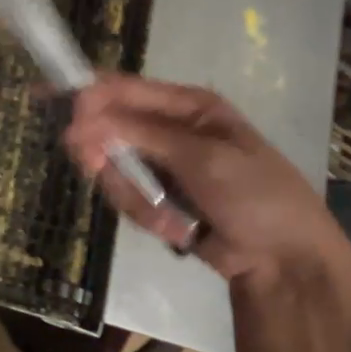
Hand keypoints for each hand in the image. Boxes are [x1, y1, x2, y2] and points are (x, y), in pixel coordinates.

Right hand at [63, 75, 350, 285]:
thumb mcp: (202, 158)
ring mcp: (162, 165)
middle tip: (94, 168)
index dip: (90, 98)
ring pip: (113, 167)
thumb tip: (80, 118)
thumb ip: (140, 134)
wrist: (287, 262)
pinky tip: (176, 230)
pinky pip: (126, 196)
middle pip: (109, 129)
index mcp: (189, 106)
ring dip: (132, 196)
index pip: (124, 90)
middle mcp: (170, 129)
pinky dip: (146, 215)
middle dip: (105, 155)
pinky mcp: (157, 197)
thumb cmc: (257, 196)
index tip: (63, 115)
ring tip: (165, 220)